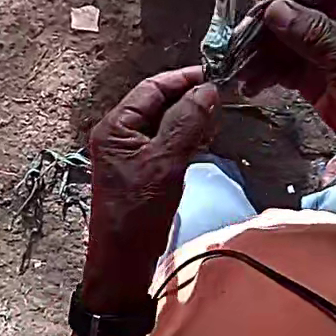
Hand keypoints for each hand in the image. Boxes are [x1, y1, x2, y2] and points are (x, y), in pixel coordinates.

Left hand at [83, 66, 218, 308]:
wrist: (125, 260)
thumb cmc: (138, 213)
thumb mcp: (165, 163)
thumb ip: (186, 122)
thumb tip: (207, 90)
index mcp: (115, 127)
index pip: (151, 88)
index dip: (182, 79)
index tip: (213, 76)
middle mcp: (119, 135)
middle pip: (157, 103)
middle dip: (188, 98)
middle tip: (219, 100)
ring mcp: (129, 153)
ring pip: (164, 123)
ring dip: (189, 118)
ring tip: (215, 119)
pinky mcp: (141, 169)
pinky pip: (166, 143)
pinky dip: (186, 138)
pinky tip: (203, 141)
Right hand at [239, 0, 335, 158]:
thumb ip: (313, 34)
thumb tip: (274, 9)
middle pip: (293, 8)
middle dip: (264, 21)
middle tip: (239, 37)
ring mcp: (323, 51)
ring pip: (282, 40)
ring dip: (259, 52)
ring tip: (240, 68)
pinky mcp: (313, 78)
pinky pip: (282, 67)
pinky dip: (265, 73)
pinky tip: (251, 84)